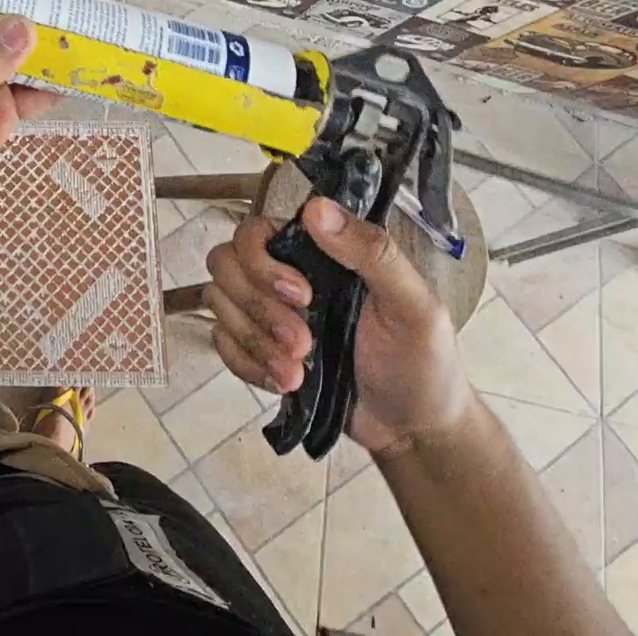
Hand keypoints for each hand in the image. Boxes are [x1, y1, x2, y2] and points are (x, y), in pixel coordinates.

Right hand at [204, 198, 475, 455]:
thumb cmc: (421, 363)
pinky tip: (282, 382)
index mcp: (316, 255)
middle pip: (224, 264)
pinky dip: (247, 364)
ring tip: (297, 375)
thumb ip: (372, 253)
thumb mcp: (413, 307)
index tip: (301, 296)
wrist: (411, 431)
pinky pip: (221, 342)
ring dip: (254, 341)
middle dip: (258, 308)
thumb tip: (318, 206)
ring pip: (217, 303)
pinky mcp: (252, 348)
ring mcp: (262, 312)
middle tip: (302, 344)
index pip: (254, 232)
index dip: (262, 261)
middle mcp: (280, 275)